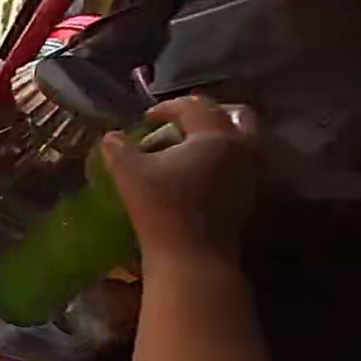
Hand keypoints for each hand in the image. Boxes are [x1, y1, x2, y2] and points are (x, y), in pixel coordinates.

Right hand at [100, 95, 256, 270]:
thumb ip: (118, 150)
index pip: (195, 106)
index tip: (146, 118)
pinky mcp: (247, 192)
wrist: (192, 254)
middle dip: (205, 114)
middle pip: (234, 115)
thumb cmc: (160, 209)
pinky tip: (196, 172)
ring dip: (215, 136)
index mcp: (215, 136)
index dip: (168, 107)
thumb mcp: (129, 175)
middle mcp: (241, 147)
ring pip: (241, 139)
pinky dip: (219, 157)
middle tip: (179, 125)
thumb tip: (110, 136)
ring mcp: (249, 171)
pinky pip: (239, 161)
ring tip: (187, 149)